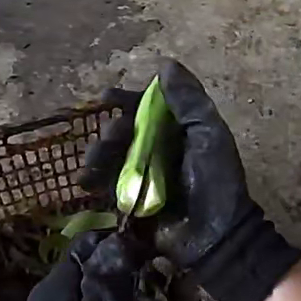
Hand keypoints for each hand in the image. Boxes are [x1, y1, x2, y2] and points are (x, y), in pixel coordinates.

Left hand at [0, 231, 142, 300]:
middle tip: (154, 282)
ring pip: (91, 293)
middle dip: (122, 270)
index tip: (151, 253)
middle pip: (91, 268)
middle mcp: (52, 294)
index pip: (89, 242)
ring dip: (118, 296)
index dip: (119, 242)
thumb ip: (107, 280)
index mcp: (58, 282)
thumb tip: (122, 239)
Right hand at [84, 61, 300, 300]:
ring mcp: (141, 176)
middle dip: (112, 130)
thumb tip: (165, 64)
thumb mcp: (207, 134)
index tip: (105, 96)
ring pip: (109, 156)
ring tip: (94, 160)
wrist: (215, 235)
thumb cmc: (216, 180)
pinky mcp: (129, 201)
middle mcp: (156, 148)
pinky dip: (92, 180)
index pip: (145, 107)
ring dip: (98, 153)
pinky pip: (104, 186)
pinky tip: (84, 181)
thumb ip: (187, 101)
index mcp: (176, 130)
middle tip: (113, 135)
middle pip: (123, 130)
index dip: (124, 99)